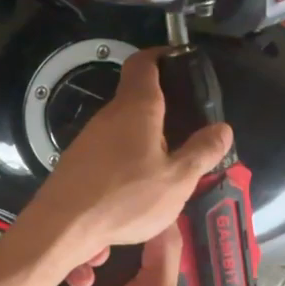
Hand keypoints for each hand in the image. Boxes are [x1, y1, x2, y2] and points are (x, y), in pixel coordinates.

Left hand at [13, 49, 233, 267]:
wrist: (61, 228)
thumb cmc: (124, 199)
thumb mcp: (176, 180)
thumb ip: (202, 153)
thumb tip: (222, 129)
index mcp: (136, 108)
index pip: (144, 63)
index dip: (162, 57)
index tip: (180, 64)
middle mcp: (108, 117)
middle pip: (136, 102)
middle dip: (162, 115)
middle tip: (187, 136)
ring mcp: (87, 141)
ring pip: (122, 134)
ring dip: (143, 148)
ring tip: (164, 173)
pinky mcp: (76, 166)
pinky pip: (107, 159)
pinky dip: (125, 169)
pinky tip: (135, 196)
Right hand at [40, 225, 181, 285]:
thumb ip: (166, 250)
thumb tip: (162, 204)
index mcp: (126, 261)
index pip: (119, 223)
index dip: (118, 216)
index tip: (114, 216)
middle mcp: (97, 264)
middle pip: (88, 232)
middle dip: (90, 240)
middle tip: (96, 260)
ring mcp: (67, 275)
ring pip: (63, 247)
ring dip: (71, 261)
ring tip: (81, 284)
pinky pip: (40, 268)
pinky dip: (46, 270)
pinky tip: (55, 283)